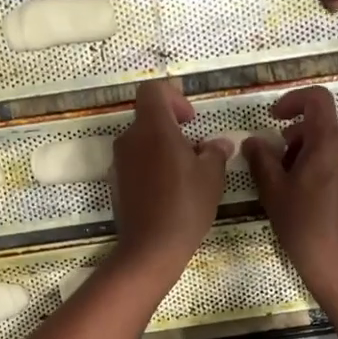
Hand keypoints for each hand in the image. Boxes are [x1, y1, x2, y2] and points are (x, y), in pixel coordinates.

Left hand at [111, 78, 229, 274]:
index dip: (174, 98)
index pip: (153, 91)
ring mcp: (119, 163)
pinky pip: (136, 166)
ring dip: (163, 151)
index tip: (191, 120)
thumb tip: (221, 144)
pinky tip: (170, 194)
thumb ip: (216, 153)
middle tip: (195, 151)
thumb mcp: (212, 177)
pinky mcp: (117, 185)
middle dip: (172, 129)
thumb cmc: (185, 205)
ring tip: (186, 176)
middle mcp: (130, 139)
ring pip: (142, 144)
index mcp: (153, 128)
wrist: (151, 248)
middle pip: (148, 119)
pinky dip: (152, 170)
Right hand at [240, 87, 337, 293]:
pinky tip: (305, 194)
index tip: (274, 117)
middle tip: (275, 161)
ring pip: (328, 143)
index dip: (293, 100)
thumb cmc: (301, 224)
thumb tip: (252, 141)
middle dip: (294, 134)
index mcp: (328, 142)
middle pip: (321, 123)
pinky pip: (337, 161)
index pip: (317, 99)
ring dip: (305, 151)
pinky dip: (319, 164)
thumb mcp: (273, 190)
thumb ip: (261, 158)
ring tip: (287, 181)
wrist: (335, 261)